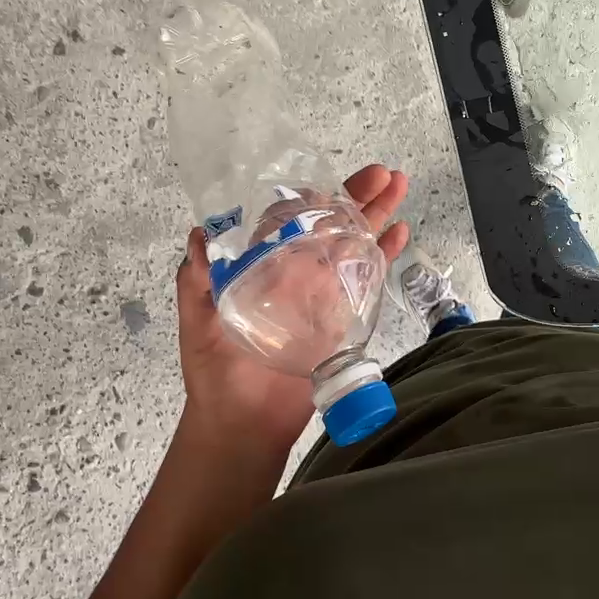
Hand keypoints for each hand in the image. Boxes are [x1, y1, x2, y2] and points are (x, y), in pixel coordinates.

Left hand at [173, 164, 411, 450]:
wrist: (244, 425)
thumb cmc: (215, 371)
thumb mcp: (197, 320)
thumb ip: (197, 281)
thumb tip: (199, 234)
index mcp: (263, 263)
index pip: (289, 216)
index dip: (310, 195)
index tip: (327, 180)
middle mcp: (297, 268)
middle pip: (331, 221)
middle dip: (356, 194)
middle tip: (382, 173)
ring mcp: (324, 289)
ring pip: (355, 241)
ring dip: (377, 213)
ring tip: (399, 185)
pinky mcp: (345, 314)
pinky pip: (369, 276)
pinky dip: (386, 252)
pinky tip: (401, 232)